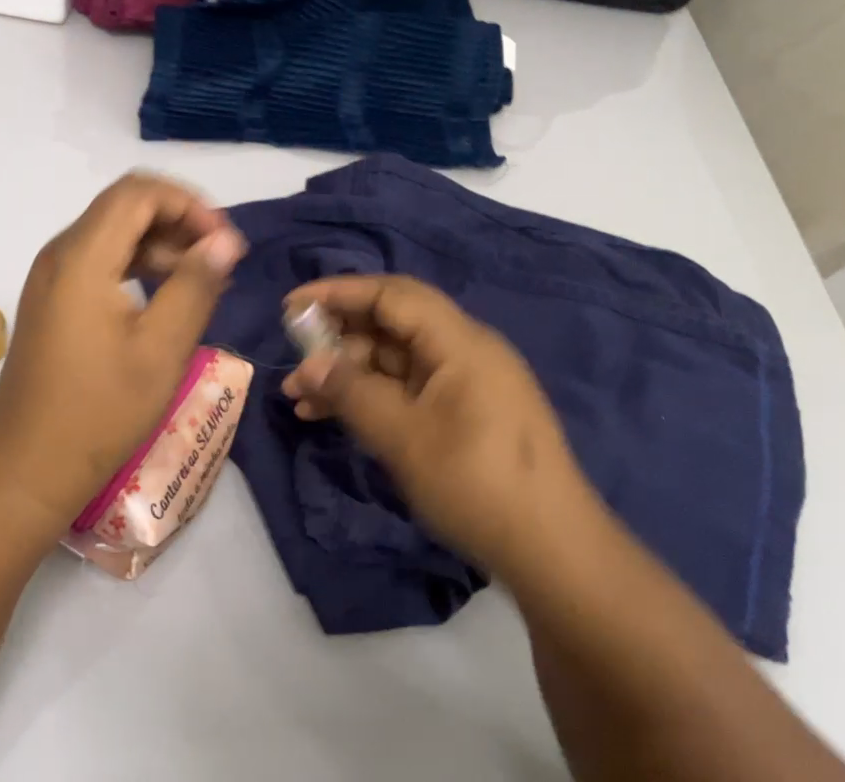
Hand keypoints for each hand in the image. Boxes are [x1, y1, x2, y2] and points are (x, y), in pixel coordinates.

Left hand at [0, 172, 244, 527]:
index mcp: (82, 256)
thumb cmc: (98, 410)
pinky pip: (99, 262)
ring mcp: (51, 278)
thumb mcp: (161, 349)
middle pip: (124, 208)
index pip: (138, 192)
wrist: (27, 463)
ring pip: (113, 235)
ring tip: (204, 282)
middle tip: (221, 261)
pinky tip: (166, 300)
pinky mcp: (52, 302)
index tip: (225, 243)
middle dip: (178, 222)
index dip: (188, 204)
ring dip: (161, 246)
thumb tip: (224, 241)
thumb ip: (195, 286)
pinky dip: (137, 268)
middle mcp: (61, 255)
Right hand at [279, 275, 595, 574]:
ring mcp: (468, 385)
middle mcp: (466, 352)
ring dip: (347, 374)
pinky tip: (333, 417)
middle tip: (293, 361)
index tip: (290, 307)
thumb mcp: (403, 437)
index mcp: (461, 343)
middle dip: (337, 339)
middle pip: (392, 324)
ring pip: (394, 360)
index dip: (338, 293)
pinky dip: (370, 397)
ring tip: (299, 400)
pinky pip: (408, 389)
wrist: (553, 552)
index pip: (391, 295)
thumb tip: (309, 366)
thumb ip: (351, 392)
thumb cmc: (476, 484)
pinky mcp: (466, 415)